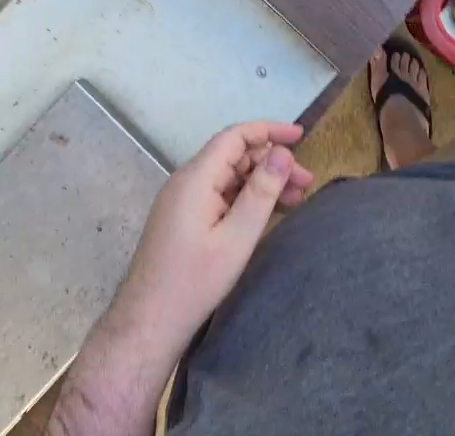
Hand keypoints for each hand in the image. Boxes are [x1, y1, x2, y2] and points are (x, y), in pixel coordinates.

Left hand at [110, 121, 314, 353]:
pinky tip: (269, 212)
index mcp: (196, 178)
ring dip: (262, 182)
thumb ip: (261, 193)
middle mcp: (186, 181)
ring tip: (297, 198)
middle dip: (271, 163)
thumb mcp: (236, 238)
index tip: (301, 136)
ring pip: (228, 177)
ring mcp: (183, 201)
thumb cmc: (193, 282)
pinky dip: (246, 198)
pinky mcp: (184, 219)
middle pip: (234, 156)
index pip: (235, 137)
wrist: (147, 324)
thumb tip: (282, 153)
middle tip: (307, 182)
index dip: (269, 131)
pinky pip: (219, 195)